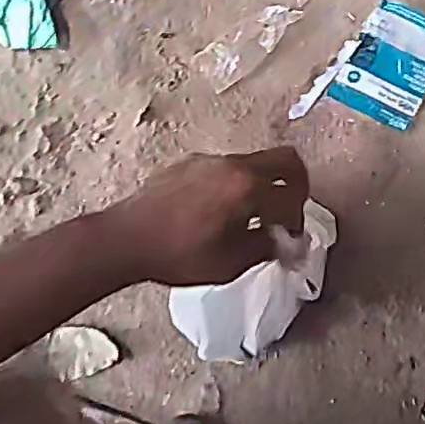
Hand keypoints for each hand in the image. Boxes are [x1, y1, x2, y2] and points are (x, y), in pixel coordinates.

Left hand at [100, 148, 309, 286]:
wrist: (126, 239)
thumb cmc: (178, 255)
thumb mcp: (230, 263)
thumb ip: (265, 248)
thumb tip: (285, 244)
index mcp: (247, 187)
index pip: (292, 197)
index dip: (298, 221)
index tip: (291, 239)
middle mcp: (233, 165)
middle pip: (286, 160)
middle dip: (297, 185)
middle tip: (290, 210)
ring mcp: (210, 160)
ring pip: (255, 163)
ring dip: (265, 185)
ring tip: (252, 217)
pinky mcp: (190, 163)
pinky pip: (227, 168)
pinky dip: (238, 184)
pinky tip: (221, 212)